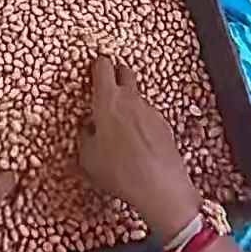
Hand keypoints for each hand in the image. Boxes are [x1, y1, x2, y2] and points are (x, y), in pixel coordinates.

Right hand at [78, 55, 201, 235]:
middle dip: (115, 75)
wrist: (160, 186)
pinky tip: (136, 144)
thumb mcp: (88, 157)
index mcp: (108, 100)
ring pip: (136, 97)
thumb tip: (88, 127)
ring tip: (119, 129)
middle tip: (105, 90)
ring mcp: (151, 110)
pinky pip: (147, 116)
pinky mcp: (164, 124)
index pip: (102, 66)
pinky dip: (140, 122)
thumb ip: (85, 135)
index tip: (91, 71)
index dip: (96, 65)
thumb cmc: (119, 171)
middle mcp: (131, 99)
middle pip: (124, 71)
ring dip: (127, 104)